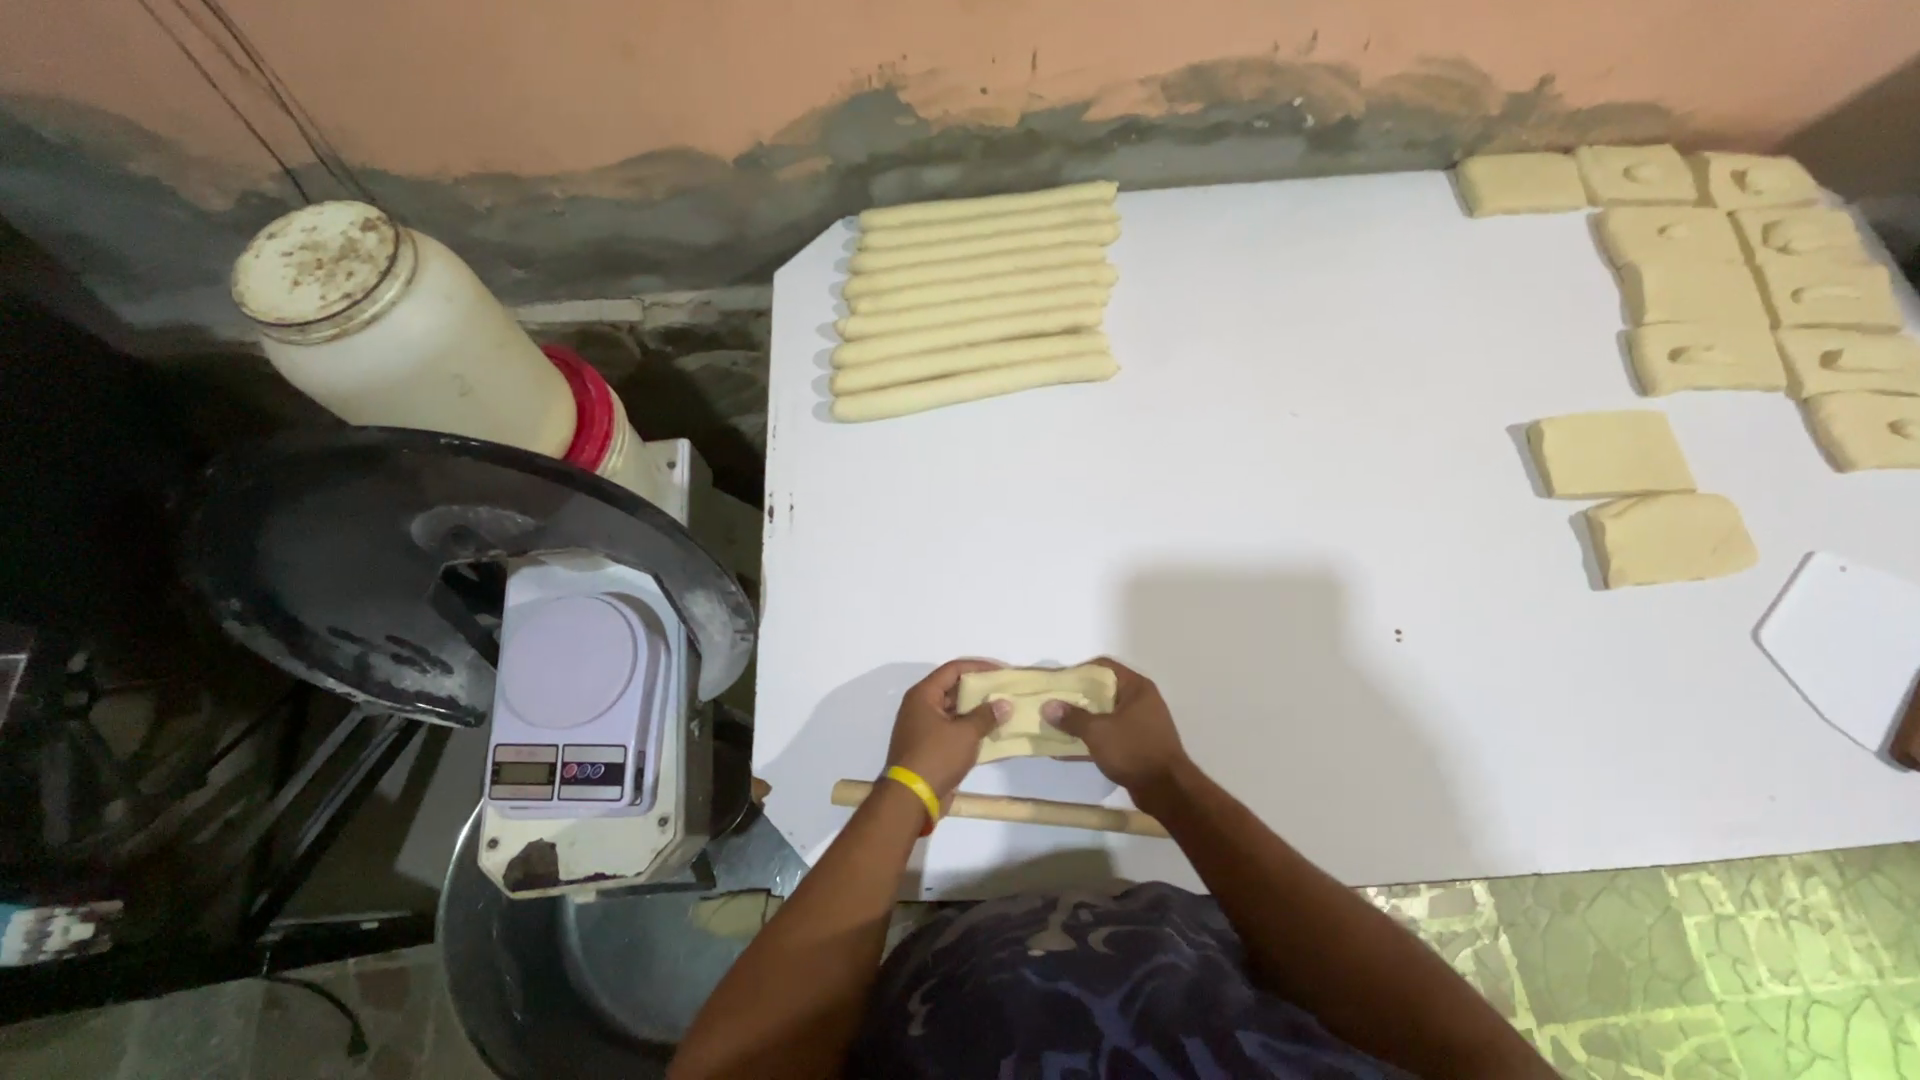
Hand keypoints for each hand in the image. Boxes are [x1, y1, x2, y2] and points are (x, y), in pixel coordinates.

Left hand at [885, 659, 1000, 799]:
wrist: (910, 798)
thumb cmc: (936, 757)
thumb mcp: (965, 734)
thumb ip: (986, 715)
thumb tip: (1004, 703)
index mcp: (923, 695)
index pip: (954, 669)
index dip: (979, 667)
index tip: (1002, 672)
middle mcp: (920, 706)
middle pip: (953, 689)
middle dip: (980, 690)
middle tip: (1006, 691)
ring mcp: (923, 728)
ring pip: (954, 711)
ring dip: (977, 711)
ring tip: (1004, 711)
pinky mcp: (929, 747)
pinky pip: (953, 730)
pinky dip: (970, 729)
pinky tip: (992, 734)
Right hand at [1044, 658, 1189, 798]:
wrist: (1167, 790)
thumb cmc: (1134, 750)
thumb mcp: (1098, 732)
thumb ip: (1072, 717)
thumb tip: (1047, 706)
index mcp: (1136, 688)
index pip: (1103, 667)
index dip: (1078, 671)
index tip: (1057, 682)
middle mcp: (1141, 701)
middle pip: (1103, 691)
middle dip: (1076, 698)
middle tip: (1053, 704)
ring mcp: (1141, 724)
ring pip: (1105, 715)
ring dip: (1082, 720)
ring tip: (1056, 725)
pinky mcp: (1138, 745)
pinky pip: (1110, 735)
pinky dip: (1091, 739)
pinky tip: (1068, 750)